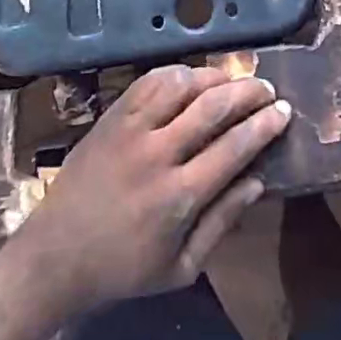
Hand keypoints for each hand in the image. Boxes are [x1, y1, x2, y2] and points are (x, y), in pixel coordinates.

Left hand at [5, 65, 292, 315]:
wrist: (57, 252)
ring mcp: (131, 129)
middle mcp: (158, 153)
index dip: (263, 125)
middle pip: (212, 108)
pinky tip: (191, 76)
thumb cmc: (124, 267)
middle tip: (266, 88)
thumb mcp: (181, 267)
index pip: (234, 147)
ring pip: (180, 85)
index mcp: (179, 196)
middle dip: (247, 93)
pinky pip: (148, 82)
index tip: (283, 111)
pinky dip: (175, 73)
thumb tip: (258, 181)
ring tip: (233, 79)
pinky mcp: (112, 116)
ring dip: (213, 76)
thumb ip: (222, 221)